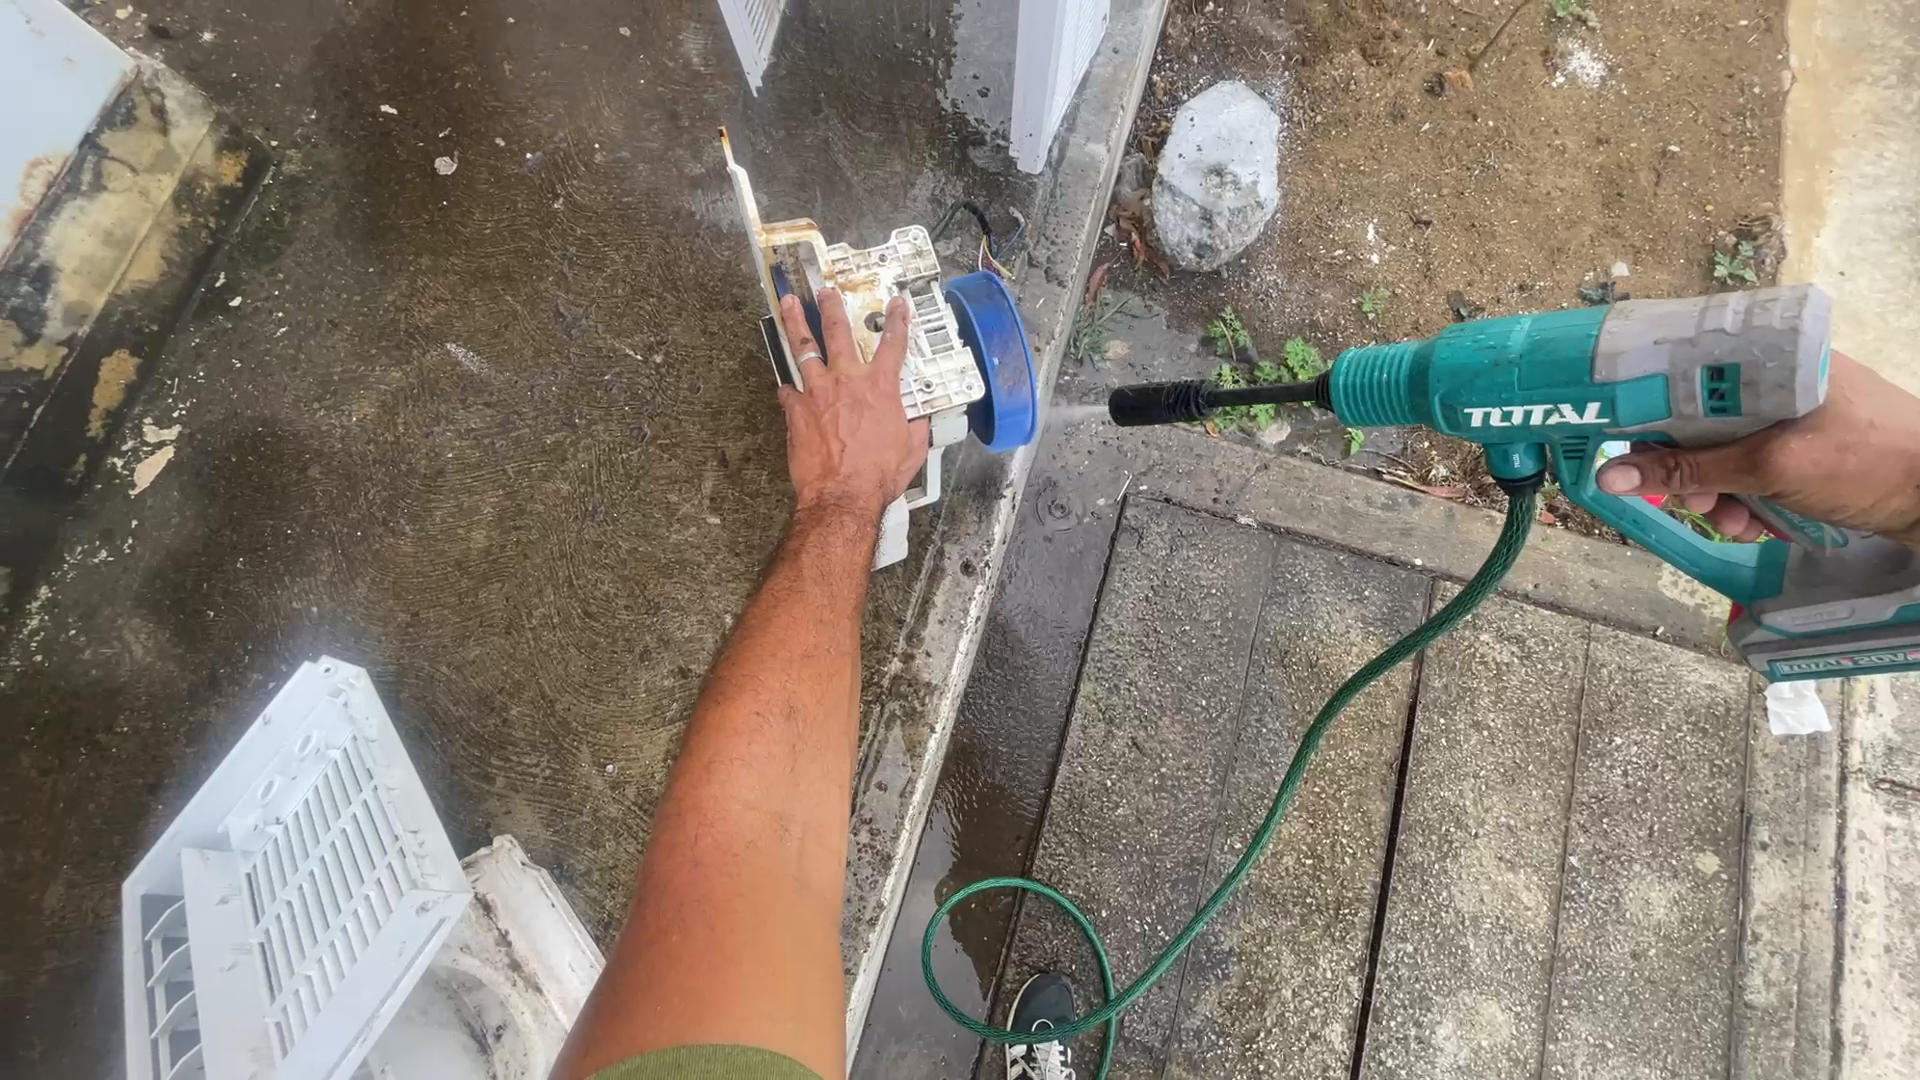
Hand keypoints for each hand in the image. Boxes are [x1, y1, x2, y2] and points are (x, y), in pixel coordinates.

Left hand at [778, 288, 929, 519]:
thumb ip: (914, 429)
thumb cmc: (876, 476)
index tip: (897, 304)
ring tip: (788, 305)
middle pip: (839, 332)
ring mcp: (817, 392)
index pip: (893, 344)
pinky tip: (785, 384)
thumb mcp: (911, 451)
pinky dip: (788, 387)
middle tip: (827, 292)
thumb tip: (917, 424)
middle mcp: (847, 381)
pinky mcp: (796, 410)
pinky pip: (788, 390)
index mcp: (881, 388)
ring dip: (796, 323)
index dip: (898, 321)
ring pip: (804, 347)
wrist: (843, 495)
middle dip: (833, 307)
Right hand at [1596, 350, 1919, 546]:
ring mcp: (1794, 420)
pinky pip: (1747, 471)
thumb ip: (1687, 471)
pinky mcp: (1804, 451)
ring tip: (1731, 524)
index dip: (1652, 415)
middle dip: (1686, 470)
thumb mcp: (1770, 468)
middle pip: (1697, 424)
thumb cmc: (1872, 467)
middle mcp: (1781, 387)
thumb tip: (1606, 476)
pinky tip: (1752, 523)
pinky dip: (1740, 500)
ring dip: (1713, 495)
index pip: (1688, 379)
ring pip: (1719, 454)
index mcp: (1778, 366)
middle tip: (1689, 503)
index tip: (1634, 452)